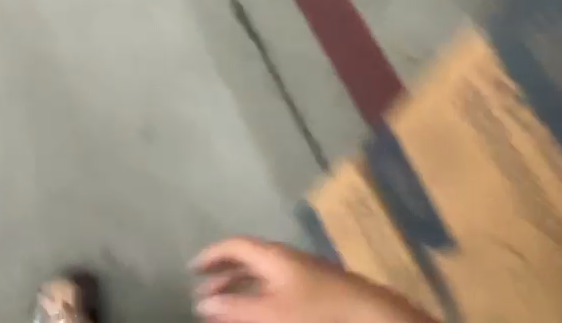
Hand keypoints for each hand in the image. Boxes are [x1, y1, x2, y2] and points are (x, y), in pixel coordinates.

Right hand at [189, 237, 437, 322]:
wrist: (370, 315)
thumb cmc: (317, 310)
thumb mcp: (271, 312)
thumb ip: (236, 308)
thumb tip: (202, 301)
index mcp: (273, 255)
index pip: (235, 245)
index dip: (212, 254)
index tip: (191, 267)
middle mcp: (286, 258)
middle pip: (248, 259)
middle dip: (224, 274)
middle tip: (202, 292)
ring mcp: (302, 273)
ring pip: (263, 275)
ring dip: (241, 288)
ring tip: (224, 309)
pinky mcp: (314, 290)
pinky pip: (276, 287)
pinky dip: (259, 297)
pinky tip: (258, 314)